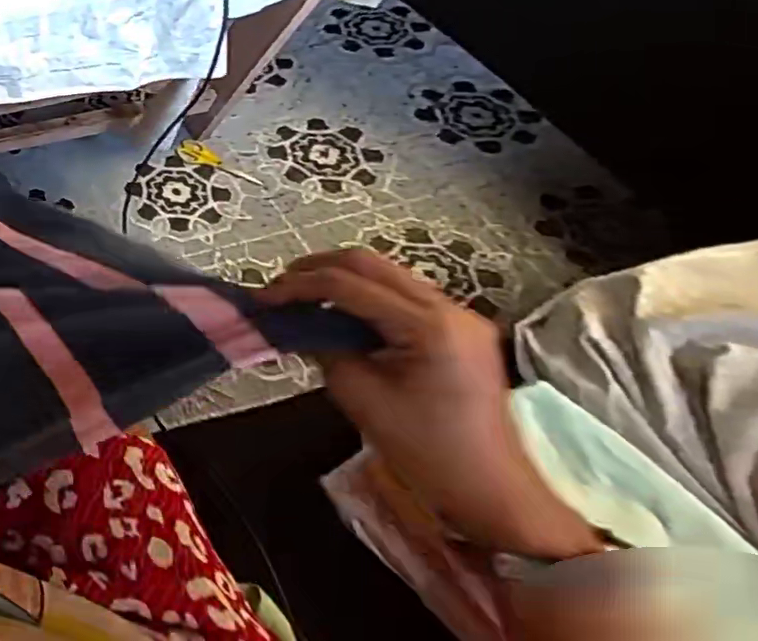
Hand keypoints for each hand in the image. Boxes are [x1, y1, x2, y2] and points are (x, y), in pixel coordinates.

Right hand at [260, 249, 602, 559]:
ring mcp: (459, 314)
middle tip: (278, 286)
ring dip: (339, 276)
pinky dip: (363, 292)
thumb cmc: (425, 450)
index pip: (346, 285)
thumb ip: (323, 344)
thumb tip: (296, 320)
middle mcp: (448, 307)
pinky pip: (400, 292)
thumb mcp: (358, 394)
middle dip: (315, 268)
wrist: (495, 493)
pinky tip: (339, 309)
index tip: (262, 298)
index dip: (297, 286)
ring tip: (302, 294)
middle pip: (367, 262)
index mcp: (428, 325)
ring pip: (384, 271)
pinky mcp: (459, 327)